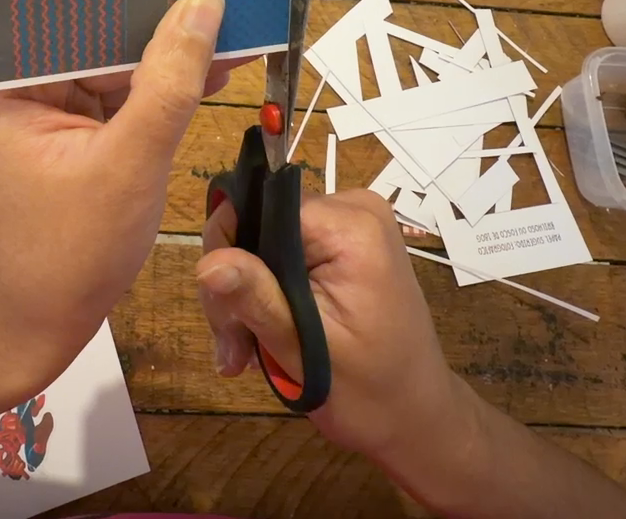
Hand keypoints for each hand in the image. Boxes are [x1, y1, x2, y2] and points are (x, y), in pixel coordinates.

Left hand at [0, 0, 229, 383]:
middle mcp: (13, 83)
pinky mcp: (68, 125)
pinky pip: (116, 90)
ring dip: (162, 48)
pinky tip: (208, 61)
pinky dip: (157, 83)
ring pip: (108, 58)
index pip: (61, 14)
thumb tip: (204, 2)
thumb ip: (168, 81)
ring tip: (223, 10)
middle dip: (148, 13)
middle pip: (87, 32)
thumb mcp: (131, 161)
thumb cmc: (75, 250)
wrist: (48, 323)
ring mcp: (42, 104)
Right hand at [197, 189, 478, 462]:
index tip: (225, 320)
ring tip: (244, 351)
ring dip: (245, 295)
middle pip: (257, 223)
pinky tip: (262, 332)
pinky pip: (282, 247)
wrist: (418, 420)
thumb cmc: (371, 394)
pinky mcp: (340, 236)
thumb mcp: (304, 351)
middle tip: (233, 349)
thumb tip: (207, 264)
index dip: (228, 254)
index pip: (259, 208)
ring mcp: (347, 219)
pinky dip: (265, 290)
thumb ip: (256, 299)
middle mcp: (350, 206)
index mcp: (349, 225)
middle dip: (234, 286)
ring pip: (262, 237)